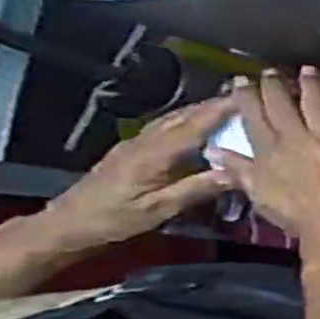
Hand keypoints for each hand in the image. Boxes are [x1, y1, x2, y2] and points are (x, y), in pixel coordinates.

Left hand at [40, 95, 236, 250]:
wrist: (68, 222)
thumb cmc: (114, 219)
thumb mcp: (158, 210)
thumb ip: (197, 189)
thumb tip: (238, 173)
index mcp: (152, 156)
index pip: (193, 128)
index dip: (221, 112)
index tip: (249, 98)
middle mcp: (144, 143)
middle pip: (184, 116)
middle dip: (217, 104)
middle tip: (252, 96)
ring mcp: (137, 143)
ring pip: (175, 117)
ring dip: (204, 108)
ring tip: (235, 103)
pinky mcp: (136, 147)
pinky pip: (168, 125)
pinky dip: (191, 117)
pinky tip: (204, 119)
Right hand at [211, 68, 319, 248]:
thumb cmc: (301, 216)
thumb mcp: (260, 195)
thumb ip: (240, 170)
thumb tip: (215, 152)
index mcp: (269, 150)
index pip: (253, 115)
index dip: (247, 96)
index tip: (242, 81)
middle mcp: (296, 137)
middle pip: (283, 103)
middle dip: (275, 84)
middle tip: (272, 71)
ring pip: (317, 101)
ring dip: (311, 83)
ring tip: (309, 69)